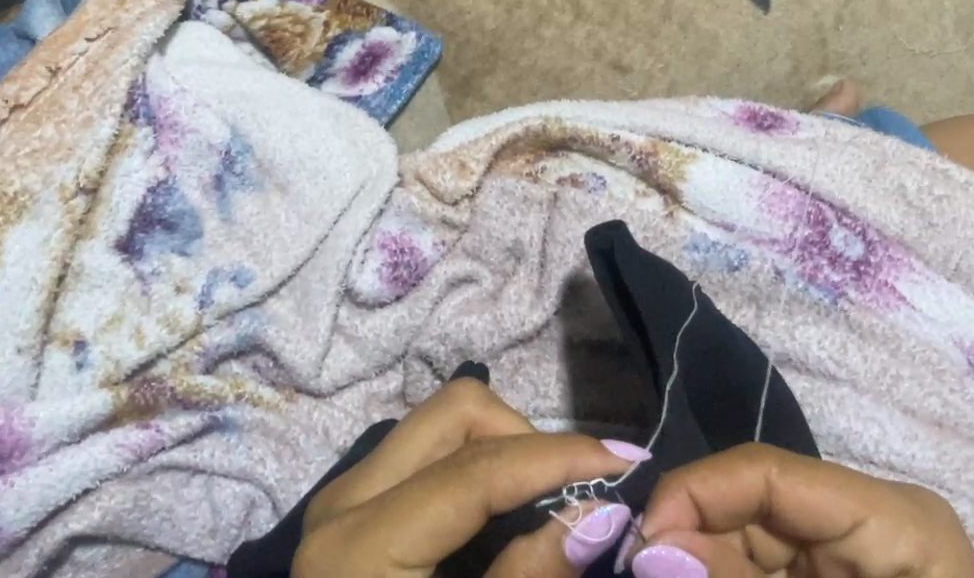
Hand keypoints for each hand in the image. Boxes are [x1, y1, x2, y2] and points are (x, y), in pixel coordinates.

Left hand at [293, 378, 649, 577]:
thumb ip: (530, 577)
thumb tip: (601, 511)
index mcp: (362, 545)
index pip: (477, 468)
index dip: (558, 458)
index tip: (628, 462)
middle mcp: (346, 498)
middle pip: (458, 411)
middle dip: (528, 439)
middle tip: (578, 489)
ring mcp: (346, 494)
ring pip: (443, 420)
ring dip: (506, 444)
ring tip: (546, 498)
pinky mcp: (354, 504)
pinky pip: (428, 448)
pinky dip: (479, 460)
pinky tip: (507, 508)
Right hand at [627, 443, 973, 577]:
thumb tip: (652, 552)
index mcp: (893, 519)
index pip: (768, 472)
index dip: (695, 494)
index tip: (642, 546)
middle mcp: (868, 522)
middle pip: (751, 508)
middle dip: (691, 541)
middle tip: (638, 574)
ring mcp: (849, 558)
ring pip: (746, 543)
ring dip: (701, 568)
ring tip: (660, 577)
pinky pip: (759, 575)